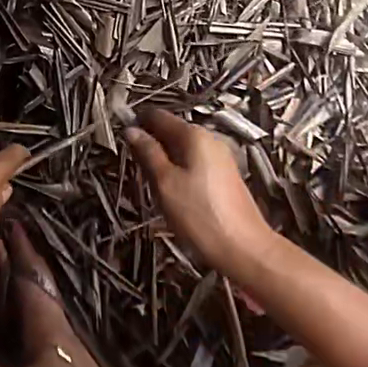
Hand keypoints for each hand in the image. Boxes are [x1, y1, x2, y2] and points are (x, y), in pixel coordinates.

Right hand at [124, 108, 278, 273]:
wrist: (245, 250)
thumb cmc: (201, 216)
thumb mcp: (165, 184)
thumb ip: (148, 153)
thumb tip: (132, 130)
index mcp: (194, 135)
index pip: (159, 116)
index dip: (138, 122)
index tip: (122, 137)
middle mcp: (209, 139)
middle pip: (172, 131)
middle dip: (151, 143)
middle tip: (134, 165)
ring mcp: (220, 158)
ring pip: (183, 149)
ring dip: (165, 159)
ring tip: (152, 183)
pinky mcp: (225, 176)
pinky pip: (195, 163)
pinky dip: (180, 171)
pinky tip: (174, 193)